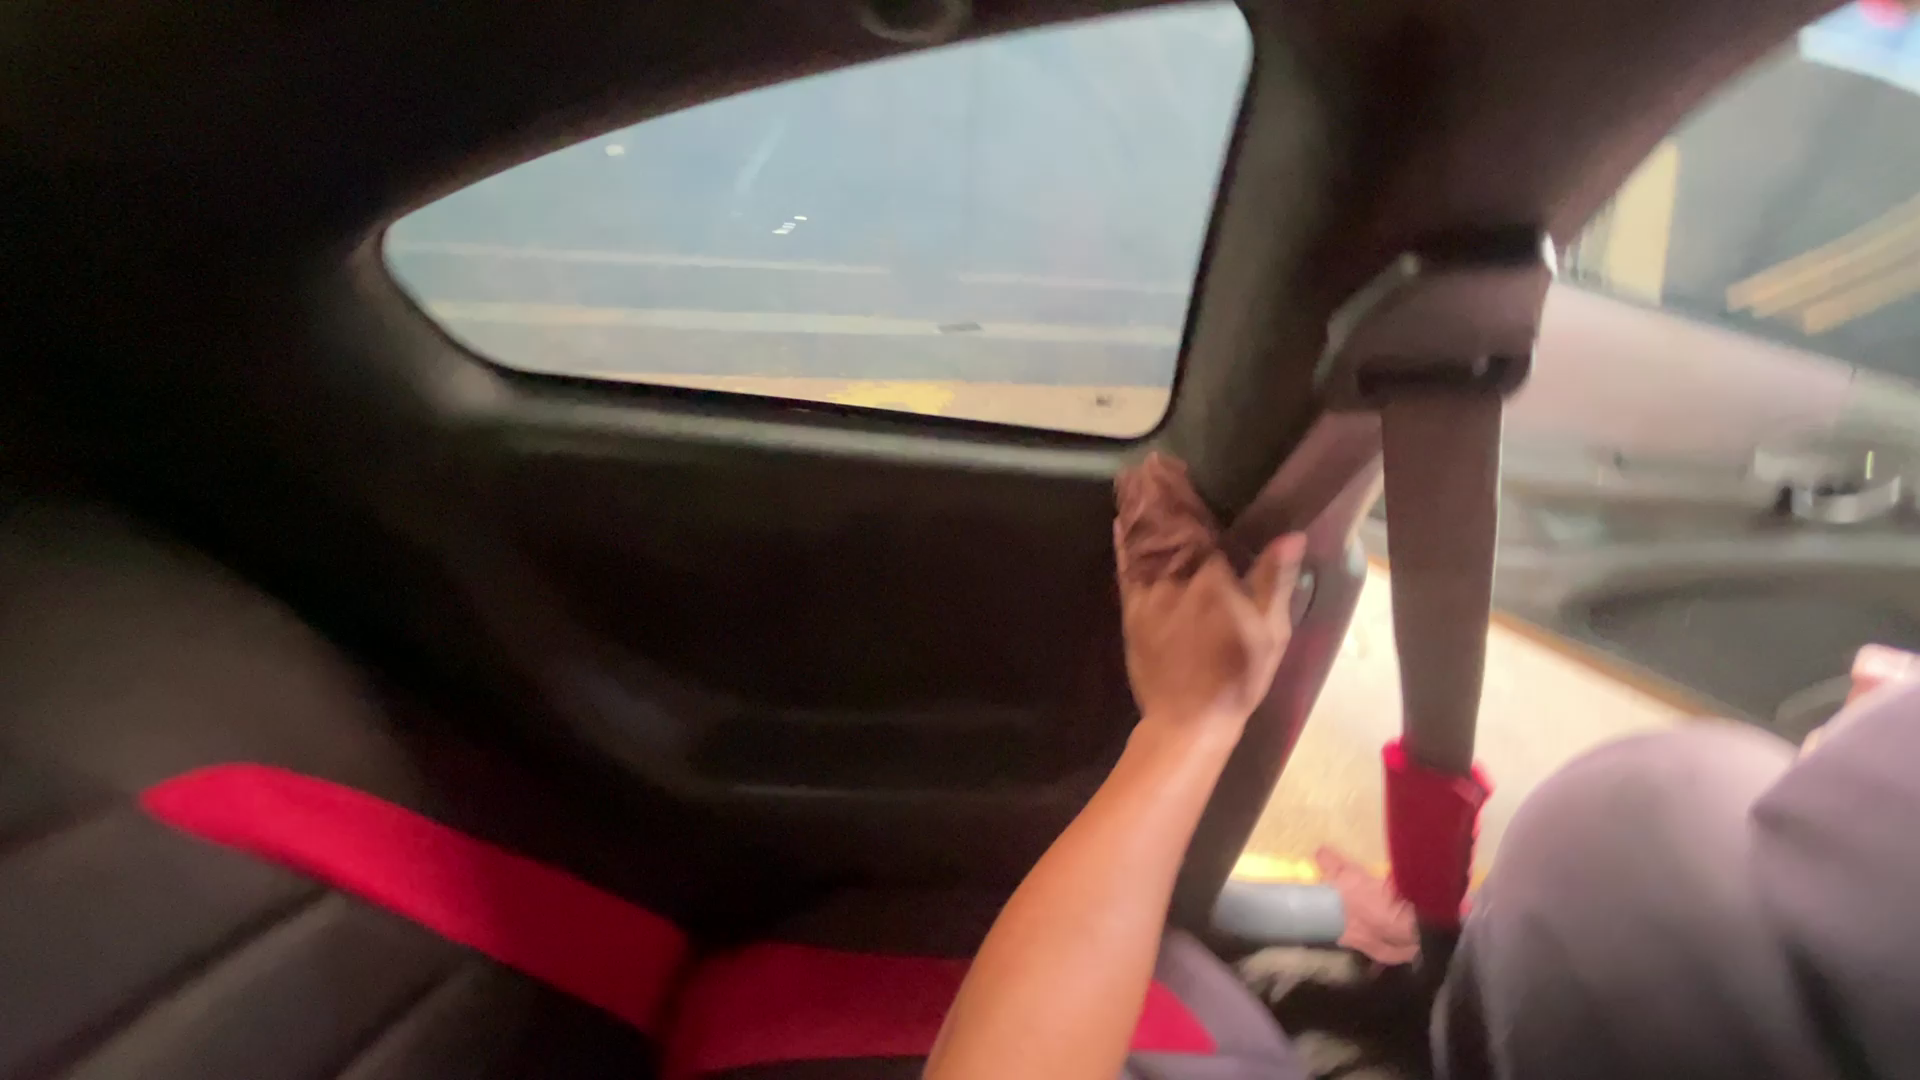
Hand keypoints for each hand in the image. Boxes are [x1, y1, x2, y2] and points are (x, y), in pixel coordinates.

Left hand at [1114, 453, 1305, 737]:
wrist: (1188, 718)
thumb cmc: (1236, 676)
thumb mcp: (1269, 633)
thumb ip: (1274, 581)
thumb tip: (1290, 536)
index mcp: (1212, 579)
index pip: (1199, 526)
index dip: (1187, 496)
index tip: (1179, 468)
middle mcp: (1175, 578)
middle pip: (1165, 526)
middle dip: (1157, 494)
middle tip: (1150, 463)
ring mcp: (1148, 594)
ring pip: (1141, 541)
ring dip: (1137, 509)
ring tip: (1132, 480)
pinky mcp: (1131, 611)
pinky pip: (1125, 567)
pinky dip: (1122, 542)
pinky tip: (1119, 523)